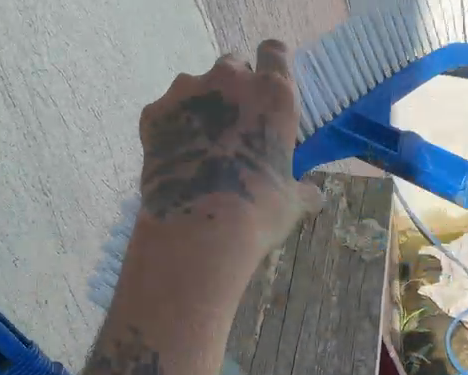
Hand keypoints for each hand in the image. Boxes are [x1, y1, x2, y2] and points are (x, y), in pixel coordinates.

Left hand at [135, 40, 322, 268]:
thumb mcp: (293, 204)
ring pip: (197, 88)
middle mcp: (229, 80)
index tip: (269, 93)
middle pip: (233, 66)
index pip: (275, 52)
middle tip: (239, 130)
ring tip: (205, 151)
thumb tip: (313, 194)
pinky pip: (167, 113)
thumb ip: (303, 190)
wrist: (200, 229)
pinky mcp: (154, 112)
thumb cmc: (259, 212)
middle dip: (236, 91)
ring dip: (203, 110)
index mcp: (272, 95)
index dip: (272, 69)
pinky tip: (180, 162)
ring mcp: (186, 91)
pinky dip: (174, 130)